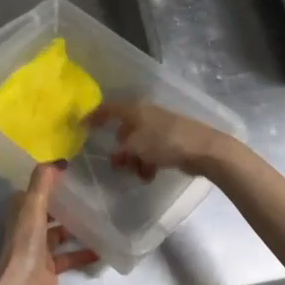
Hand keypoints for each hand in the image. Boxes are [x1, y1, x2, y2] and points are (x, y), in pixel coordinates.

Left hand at [0, 165, 96, 284]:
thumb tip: (59, 160)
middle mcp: (27, 227)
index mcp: (20, 211)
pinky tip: (100, 248)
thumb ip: (43, 182)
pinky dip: (82, 252)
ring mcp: (38, 248)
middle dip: (64, 204)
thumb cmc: (26, 242)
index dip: (48, 181)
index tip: (70, 173)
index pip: (34, 191)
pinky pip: (69, 255)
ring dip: (75, 227)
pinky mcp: (50, 266)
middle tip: (89, 193)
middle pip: (47, 211)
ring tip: (97, 217)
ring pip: (59, 233)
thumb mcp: (33, 205)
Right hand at [86, 101, 246, 180]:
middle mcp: (146, 115)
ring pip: (138, 144)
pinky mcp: (171, 141)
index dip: (94, 116)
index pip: (109, 108)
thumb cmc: (165, 142)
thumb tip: (118, 153)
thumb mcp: (136, 145)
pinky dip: (148, 163)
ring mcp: (160, 128)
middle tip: (116, 164)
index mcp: (135, 110)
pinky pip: (152, 152)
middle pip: (125, 130)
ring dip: (135, 160)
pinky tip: (150, 175)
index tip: (81, 126)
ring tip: (138, 174)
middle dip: (120, 149)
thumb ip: (121, 149)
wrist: (203, 149)